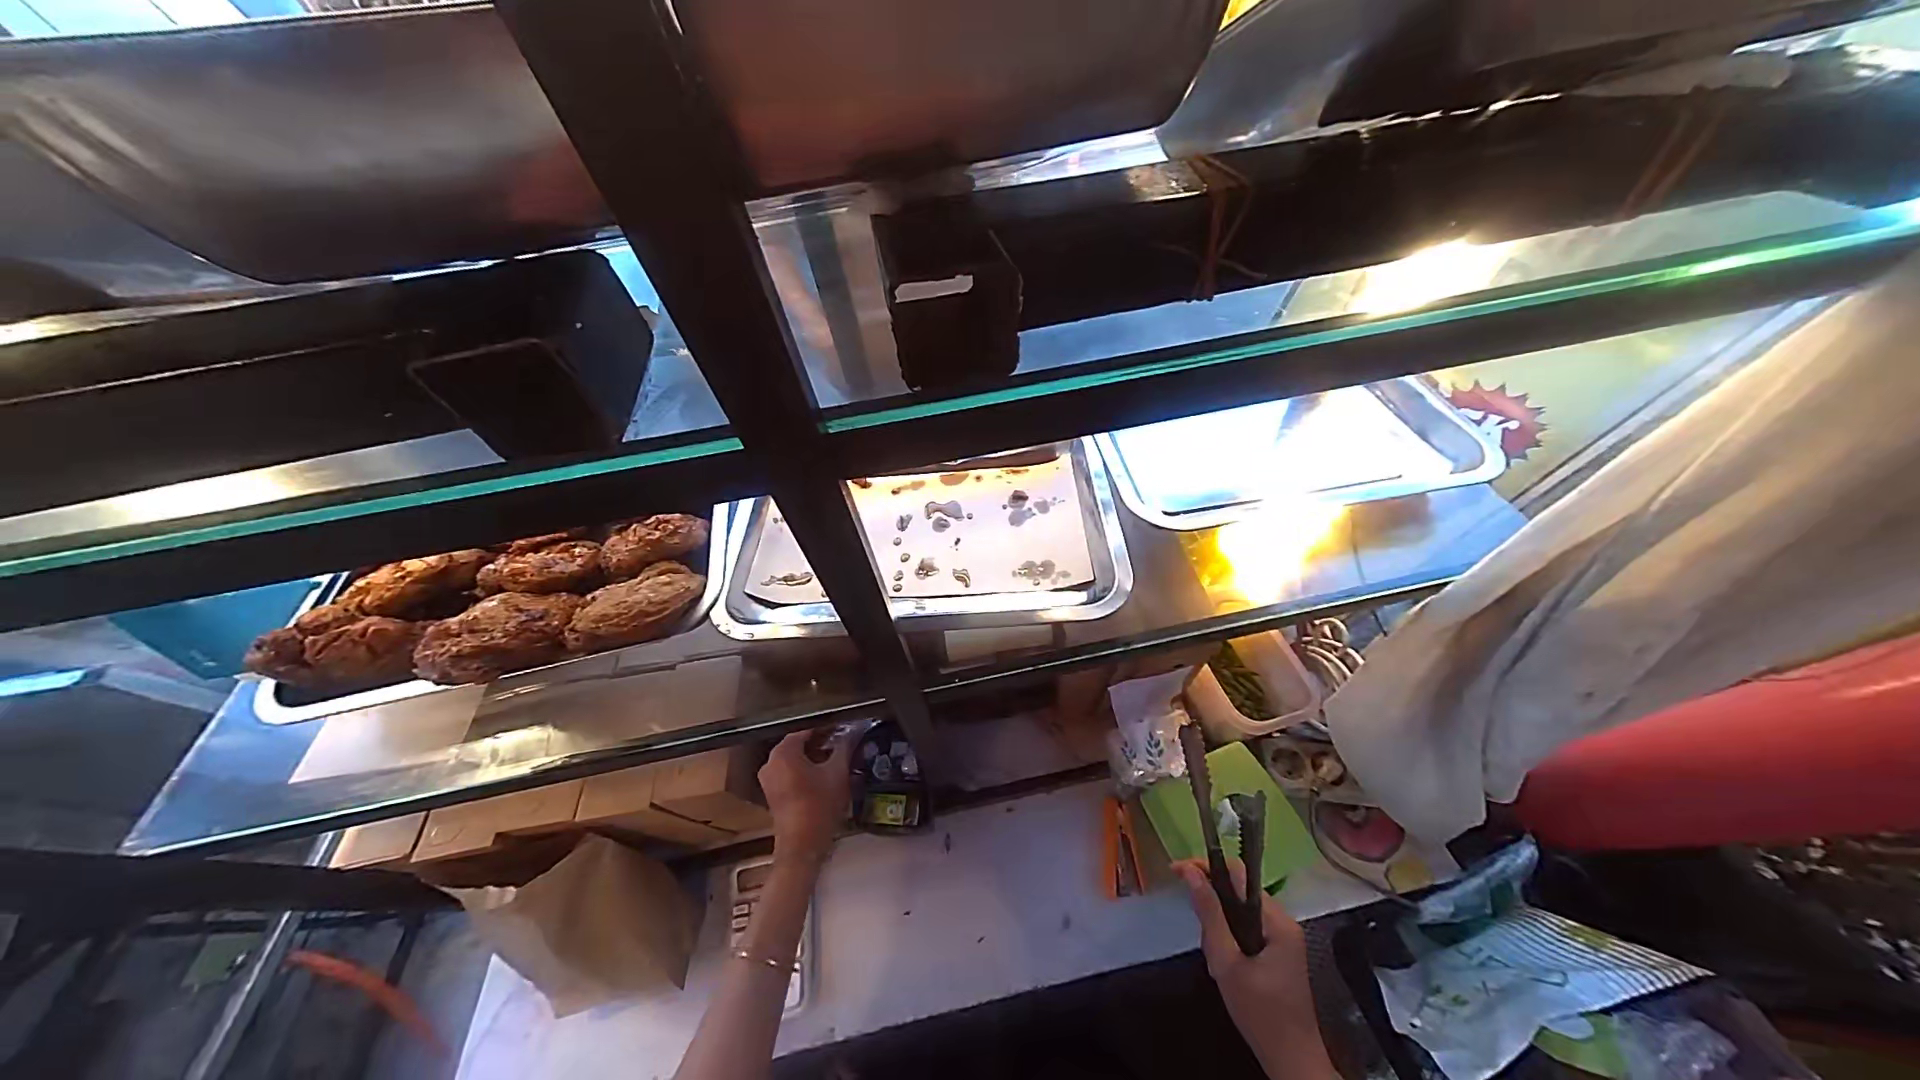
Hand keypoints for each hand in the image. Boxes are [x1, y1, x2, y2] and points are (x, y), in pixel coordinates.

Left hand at [759, 728, 852, 863]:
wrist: (803, 846)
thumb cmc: (820, 805)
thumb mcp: (838, 772)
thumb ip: (845, 747)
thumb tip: (855, 729)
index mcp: (783, 753)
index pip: (806, 730)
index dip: (826, 728)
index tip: (843, 729)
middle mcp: (771, 763)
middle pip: (798, 744)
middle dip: (820, 742)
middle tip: (842, 743)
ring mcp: (769, 780)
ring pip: (794, 759)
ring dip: (813, 757)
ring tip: (836, 759)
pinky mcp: (772, 794)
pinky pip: (789, 773)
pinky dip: (805, 771)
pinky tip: (824, 776)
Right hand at [1176, 858, 1335, 1079]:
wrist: (1293, 1061)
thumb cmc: (1260, 1014)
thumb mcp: (1226, 963)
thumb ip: (1210, 915)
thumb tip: (1191, 873)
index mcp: (1277, 921)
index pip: (1238, 874)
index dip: (1206, 867)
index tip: (1176, 871)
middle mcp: (1283, 922)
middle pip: (1239, 891)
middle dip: (1212, 906)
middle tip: (1199, 933)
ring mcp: (1283, 937)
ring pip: (1240, 911)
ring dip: (1220, 926)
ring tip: (1215, 959)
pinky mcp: (1278, 951)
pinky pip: (1247, 927)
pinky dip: (1229, 938)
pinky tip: (1225, 963)